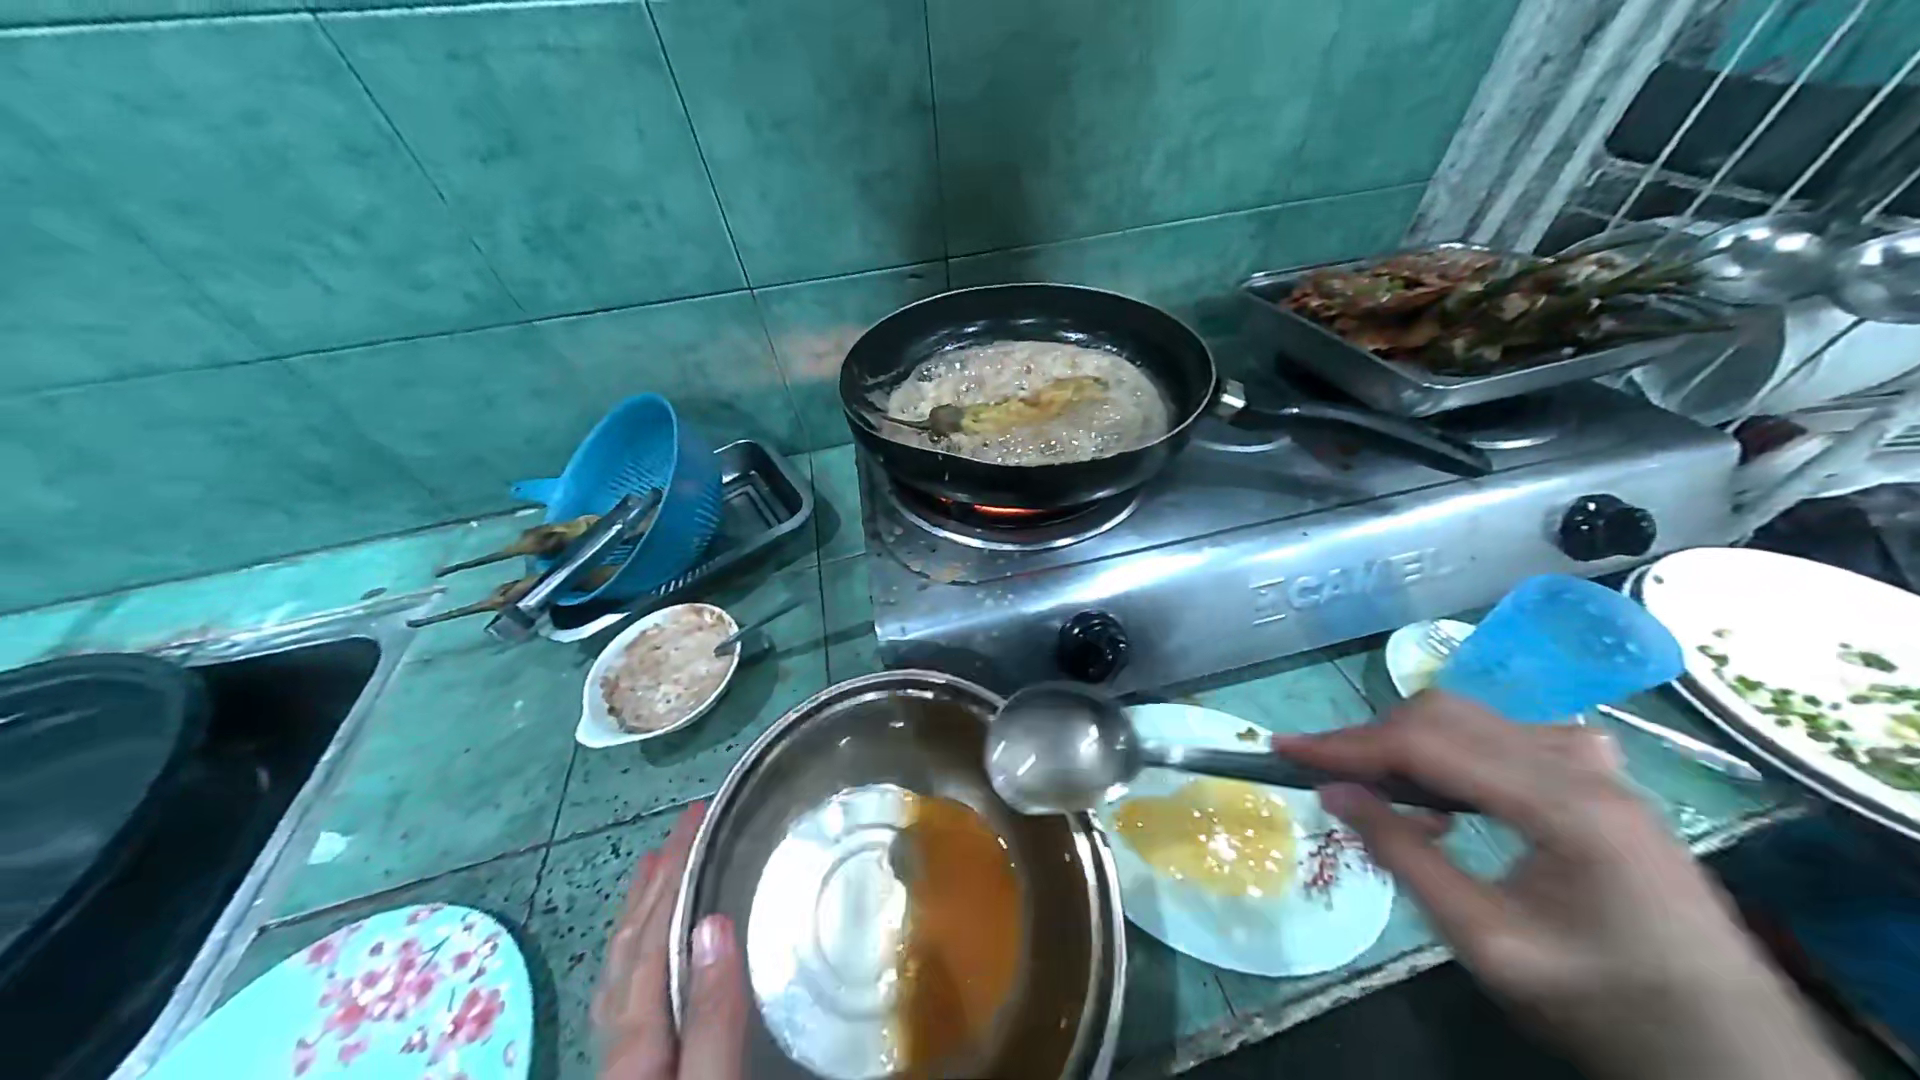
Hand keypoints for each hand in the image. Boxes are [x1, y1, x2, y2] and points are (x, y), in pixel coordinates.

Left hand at [592, 803, 748, 1079]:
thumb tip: (713, 925)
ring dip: (643, 905)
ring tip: (658, 864)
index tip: (698, 816)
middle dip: (660, 875)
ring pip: (623, 963)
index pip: (655, 931)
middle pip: (632, 940)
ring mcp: (617, 1057)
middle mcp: (618, 1038)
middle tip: (686, 824)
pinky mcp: (629, 1071)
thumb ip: (713, 1017)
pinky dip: (638, 945)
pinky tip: (649, 944)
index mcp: (637, 1037)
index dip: (677, 868)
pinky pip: (626, 986)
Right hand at [1276, 691, 1846, 1079]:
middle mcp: (1584, 766)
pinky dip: (1451, 751)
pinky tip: (1442, 794)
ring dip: (1406, 742)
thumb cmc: (1604, 1004)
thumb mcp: (1487, 943)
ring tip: (1370, 784)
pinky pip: (1503, 735)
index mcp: (1566, 805)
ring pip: (1470, 719)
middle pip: (1445, 716)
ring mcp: (1598, 766)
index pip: (1427, 744)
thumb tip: (1332, 792)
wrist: (1728, 1052)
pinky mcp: (1600, 778)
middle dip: (1370, 738)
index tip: (1284, 748)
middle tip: (1319, 769)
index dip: (1346, 744)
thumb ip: (1403, 856)